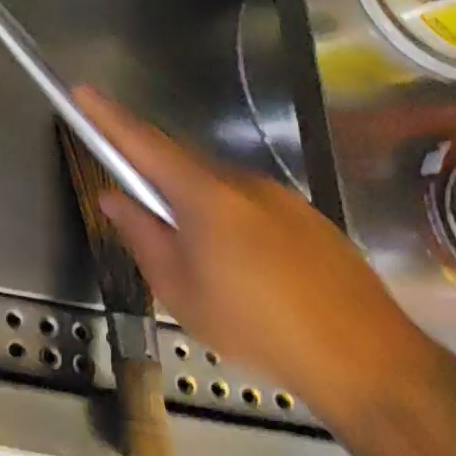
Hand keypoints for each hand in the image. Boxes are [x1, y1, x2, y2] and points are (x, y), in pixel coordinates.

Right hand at [78, 88, 437, 406]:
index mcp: (205, 195)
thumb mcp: (178, 289)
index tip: (82, 91)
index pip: (144, 144)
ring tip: (195, 255)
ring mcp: (286, 201)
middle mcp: (245, 184)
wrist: (373, 364)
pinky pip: (254, 208)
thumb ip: (141, 236)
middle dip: (153, 173)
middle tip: (136, 205)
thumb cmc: (258, 325)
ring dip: (195, 204)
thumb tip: (115, 199)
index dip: (109, 117)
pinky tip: (241, 267)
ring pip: (220, 188)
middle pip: (182, 163)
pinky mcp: (314, 223)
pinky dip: (232, 221)